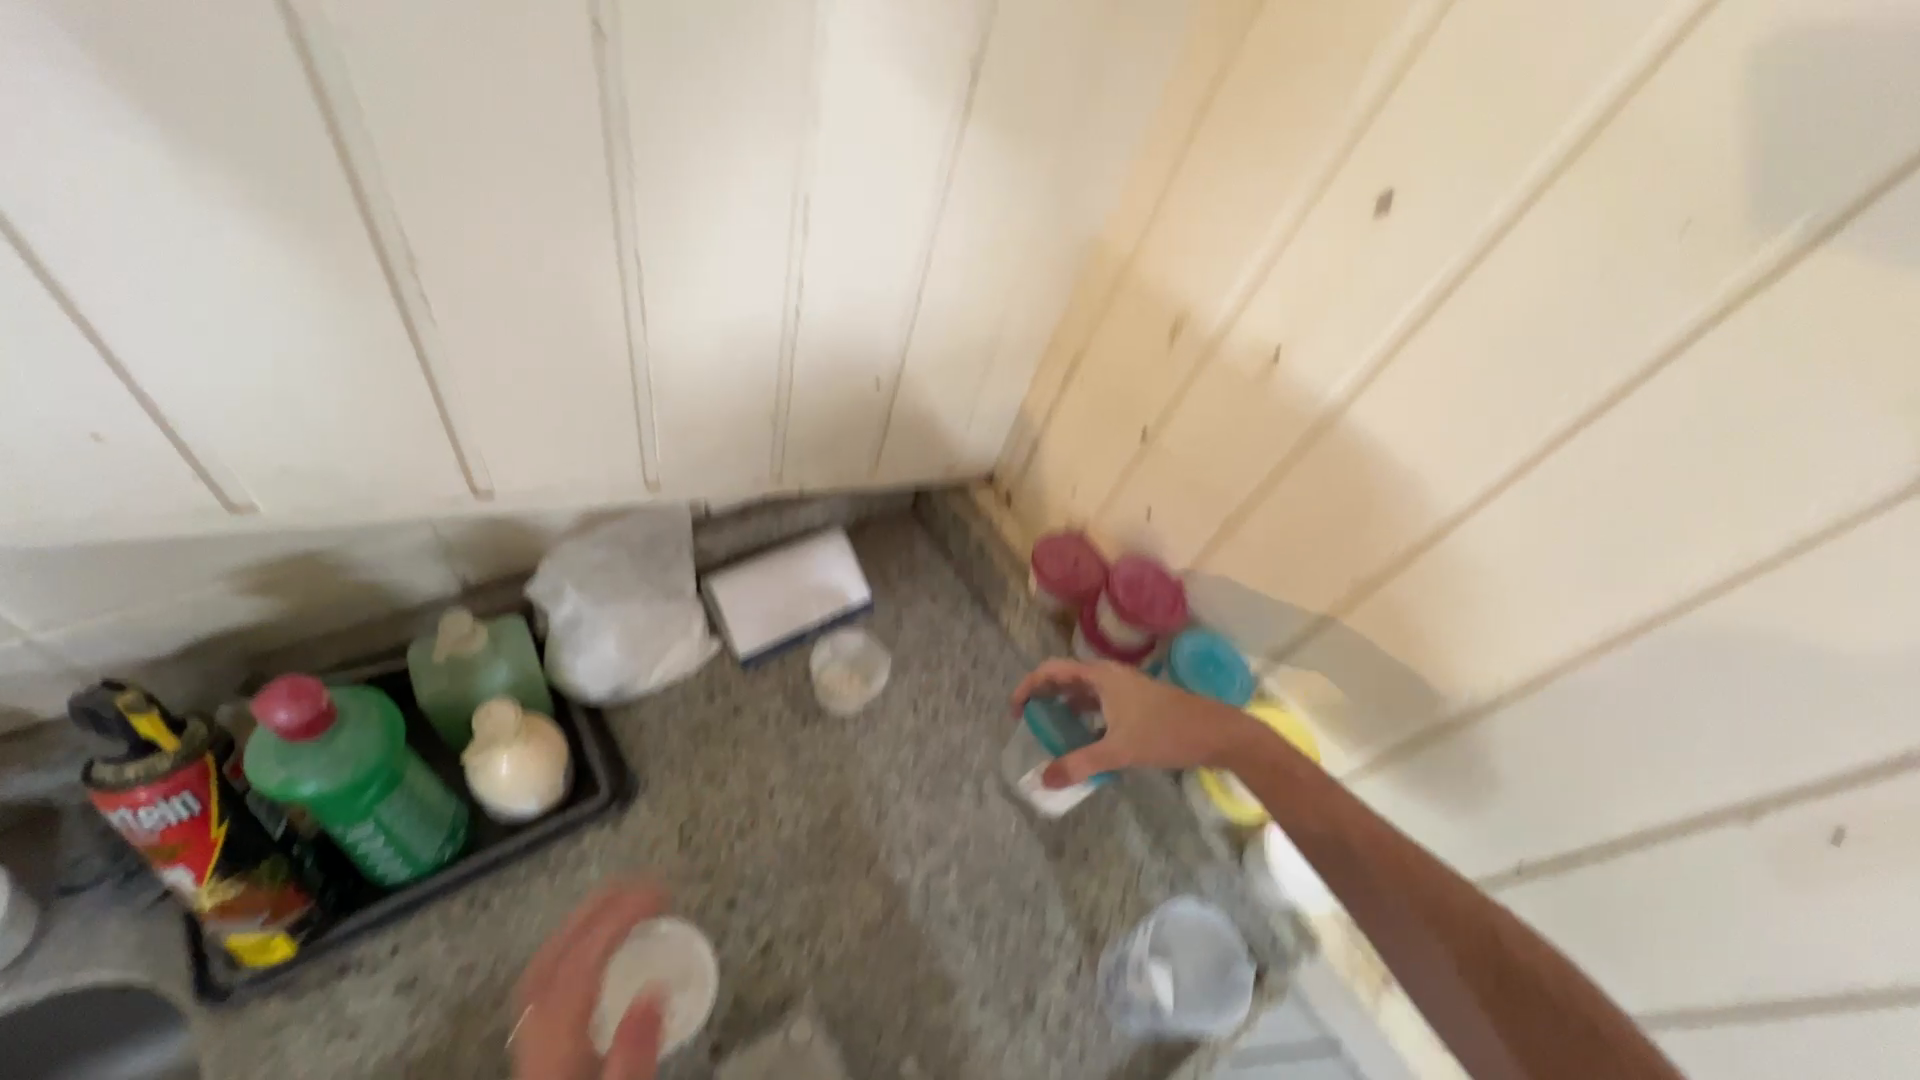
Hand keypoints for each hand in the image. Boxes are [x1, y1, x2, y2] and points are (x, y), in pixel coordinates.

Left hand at [512, 881, 669, 1079]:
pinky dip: (573, 946)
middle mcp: (534, 1035)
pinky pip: (546, 979)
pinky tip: (597, 943)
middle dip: (597, 910)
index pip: (579, 966)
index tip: (660, 894)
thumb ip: (634, 1055)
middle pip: (553, 959)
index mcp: (555, 1048)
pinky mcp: (536, 1048)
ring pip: (544, 966)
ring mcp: (530, 1041)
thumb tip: (654, 989)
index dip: (617, 920)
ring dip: (584, 922)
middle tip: (645, 882)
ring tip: (626, 898)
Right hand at [1009, 658, 1262, 787]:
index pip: (1050, 670)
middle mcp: (1109, 675)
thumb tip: (1043, 778)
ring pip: (1083, 691)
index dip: (1027, 686)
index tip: (1014, 710)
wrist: (1215, 732)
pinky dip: (1083, 714)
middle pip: (1064, 678)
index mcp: (1100, 676)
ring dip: (1063, 706)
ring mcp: (1124, 687)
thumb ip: (1079, 764)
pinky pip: (1098, 702)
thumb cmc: (1165, 733)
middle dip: (1043, 697)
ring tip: (1050, 731)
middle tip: (1027, 722)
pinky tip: (1084, 738)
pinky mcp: (1136, 700)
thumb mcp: (1119, 751)